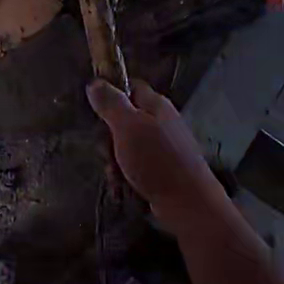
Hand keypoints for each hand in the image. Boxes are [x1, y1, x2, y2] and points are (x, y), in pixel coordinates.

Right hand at [86, 79, 230, 228]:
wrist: (188, 202)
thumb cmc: (156, 160)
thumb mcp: (128, 127)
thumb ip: (111, 104)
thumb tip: (95, 82)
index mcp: (156, 105)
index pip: (130, 87)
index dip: (111, 96)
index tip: (97, 112)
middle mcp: (161, 122)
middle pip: (124, 121)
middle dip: (109, 139)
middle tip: (108, 152)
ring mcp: (163, 148)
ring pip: (127, 147)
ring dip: (115, 162)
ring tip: (116, 176)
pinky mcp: (163, 170)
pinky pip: (136, 167)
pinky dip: (126, 177)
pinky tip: (123, 188)